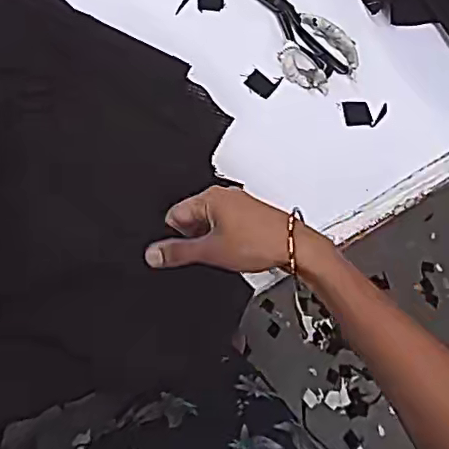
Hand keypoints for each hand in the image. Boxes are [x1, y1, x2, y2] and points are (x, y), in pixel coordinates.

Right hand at [144, 186, 330, 273]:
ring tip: (229, 252)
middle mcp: (223, 195)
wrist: (294, 247)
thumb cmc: (261, 242)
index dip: (177, 237)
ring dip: (213, 239)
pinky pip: (227, 225)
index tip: (185, 251)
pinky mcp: (249, 214)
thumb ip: (178, 252)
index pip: (174, 215)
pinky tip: (239, 251)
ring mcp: (238, 203)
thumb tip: (153, 254)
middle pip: (191, 219)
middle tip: (210, 253)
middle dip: (195, 238)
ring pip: (210, 223)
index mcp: (209, 197)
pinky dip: (228, 239)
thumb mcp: (211, 252)